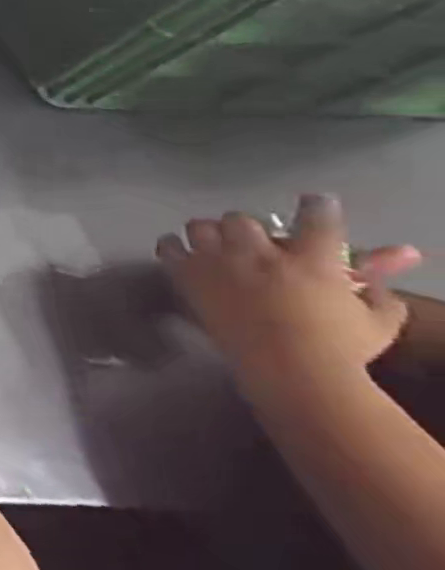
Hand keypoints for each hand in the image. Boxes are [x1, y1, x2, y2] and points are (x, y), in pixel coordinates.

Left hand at [156, 194, 417, 385]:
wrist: (287, 368)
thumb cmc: (340, 347)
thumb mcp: (376, 315)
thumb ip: (380, 281)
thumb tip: (403, 254)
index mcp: (311, 260)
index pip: (316, 218)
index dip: (317, 206)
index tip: (315, 201)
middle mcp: (258, 254)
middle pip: (241, 218)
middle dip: (249, 227)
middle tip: (254, 241)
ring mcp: (217, 263)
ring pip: (200, 226)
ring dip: (210, 232)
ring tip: (218, 245)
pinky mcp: (188, 277)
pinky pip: (168, 247)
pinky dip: (173, 245)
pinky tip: (183, 252)